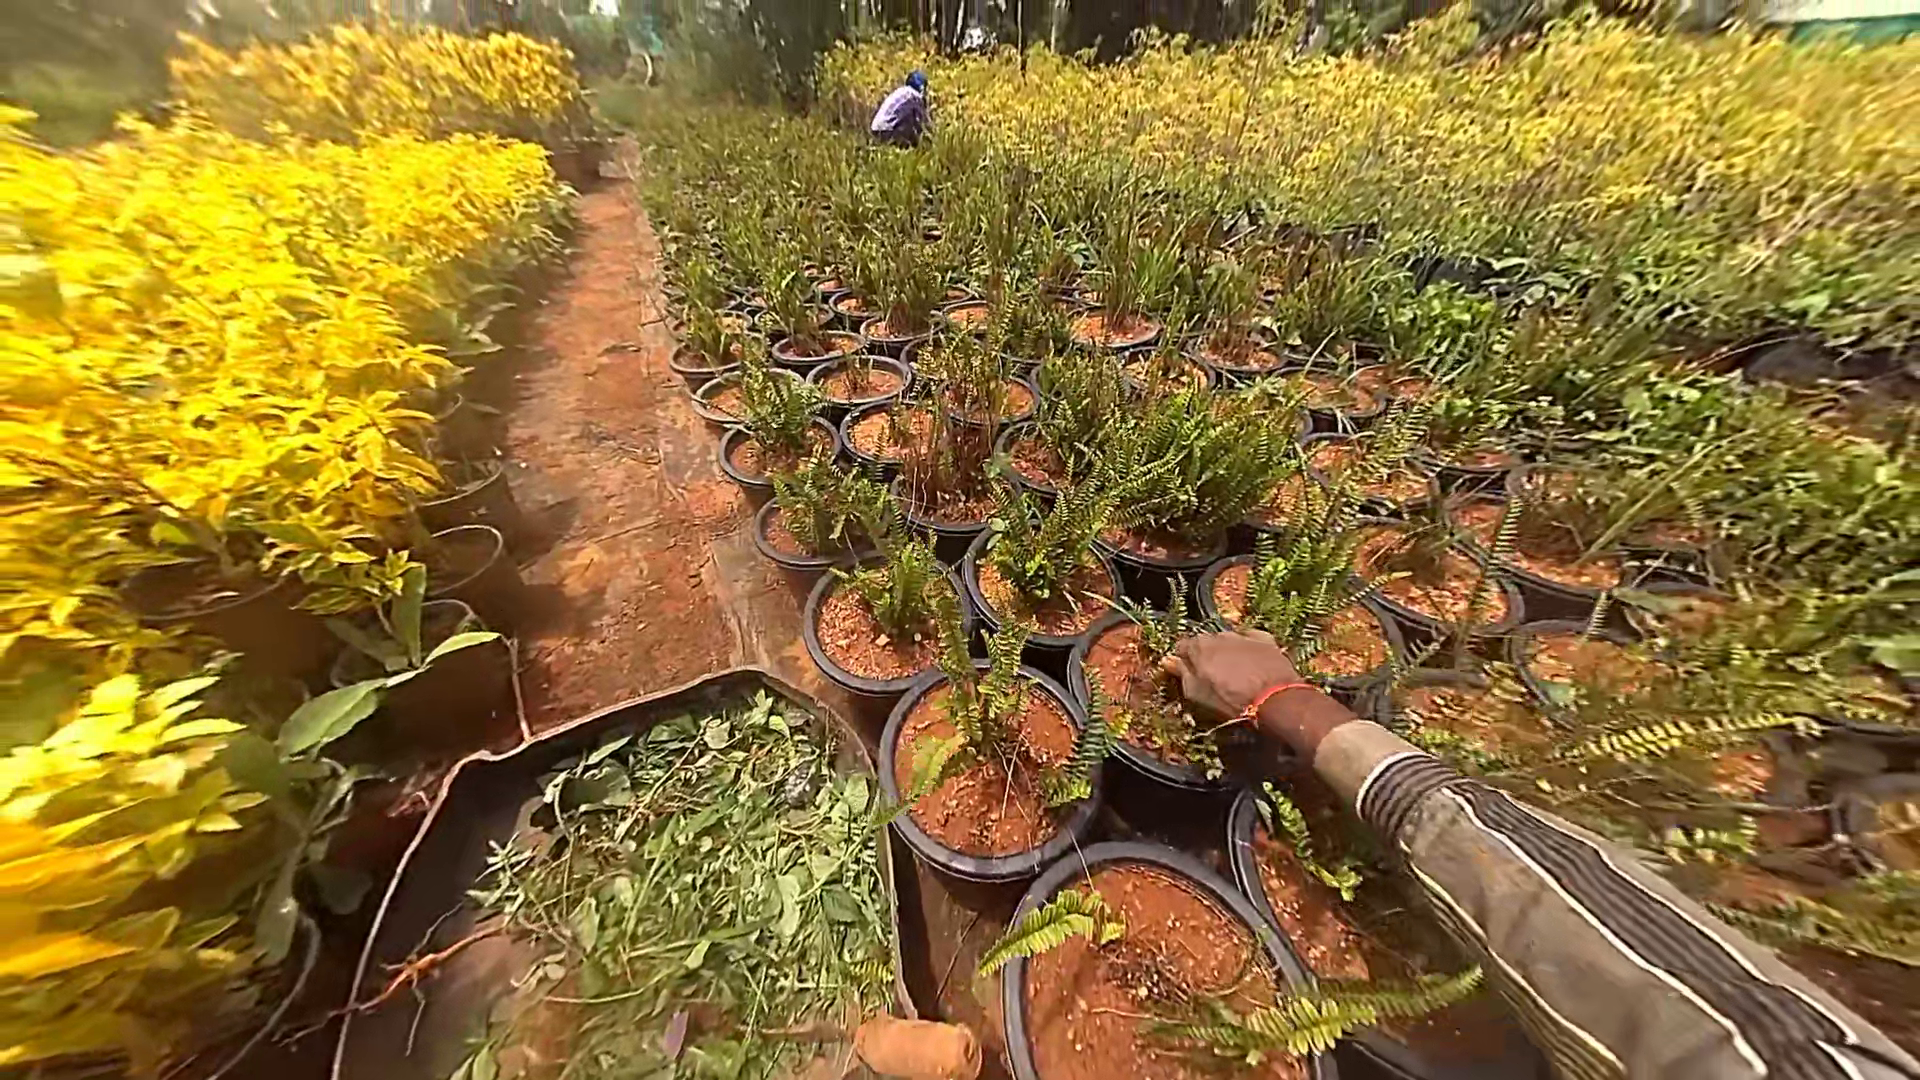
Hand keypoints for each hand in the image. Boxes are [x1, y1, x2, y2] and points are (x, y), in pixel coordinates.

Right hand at [1161, 630, 1301, 722]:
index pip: (1181, 647)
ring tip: (1234, 672)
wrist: (1275, 700)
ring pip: (1227, 640)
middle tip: (1212, 676)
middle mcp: (1218, 635)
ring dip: (1227, 651)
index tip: (1187, 673)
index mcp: (1198, 646)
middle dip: (1206, 655)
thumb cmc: (1230, 700)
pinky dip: (1248, 647)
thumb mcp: (1197, 693)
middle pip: (1205, 643)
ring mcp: (1242, 636)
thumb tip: (1167, 660)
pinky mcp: (1264, 640)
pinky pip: (1251, 639)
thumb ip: (1181, 673)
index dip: (1183, 660)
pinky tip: (1251, 659)